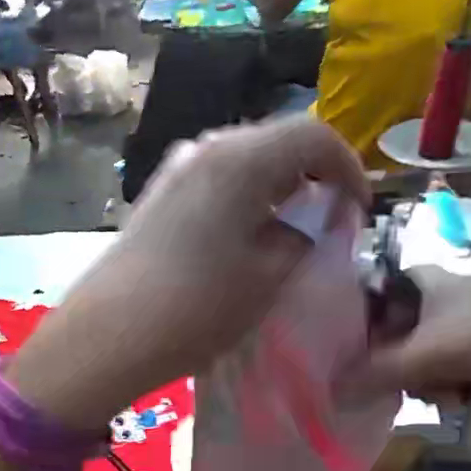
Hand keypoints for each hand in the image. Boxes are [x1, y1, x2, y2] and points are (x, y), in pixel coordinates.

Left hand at [11, 116, 368, 426]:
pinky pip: (219, 180)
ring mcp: (178, 167)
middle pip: (279, 142)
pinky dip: (248, 199)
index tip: (360, 210)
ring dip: (280, 188)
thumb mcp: (269, 276)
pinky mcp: (161, 193)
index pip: (315, 137)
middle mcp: (208, 146)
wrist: (111, 334)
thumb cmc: (199, 306)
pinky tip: (250, 237)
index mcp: (243, 158)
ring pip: (248, 161)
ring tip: (294, 233)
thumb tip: (315, 220)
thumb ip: (305, 236)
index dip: (349, 169)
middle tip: (332, 221)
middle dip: (315, 177)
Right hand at [350, 267, 470, 403]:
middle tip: (400, 382)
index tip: (355, 345)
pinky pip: (455, 365)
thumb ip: (374, 375)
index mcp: (430, 280)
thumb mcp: (424, 356)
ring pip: (427, 351)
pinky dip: (452, 382)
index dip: (364, 313)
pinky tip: (461, 398)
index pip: (381, 286)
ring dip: (425, 377)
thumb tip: (331, 393)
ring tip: (441, 395)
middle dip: (396, 360)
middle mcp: (450, 294)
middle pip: (401, 327)